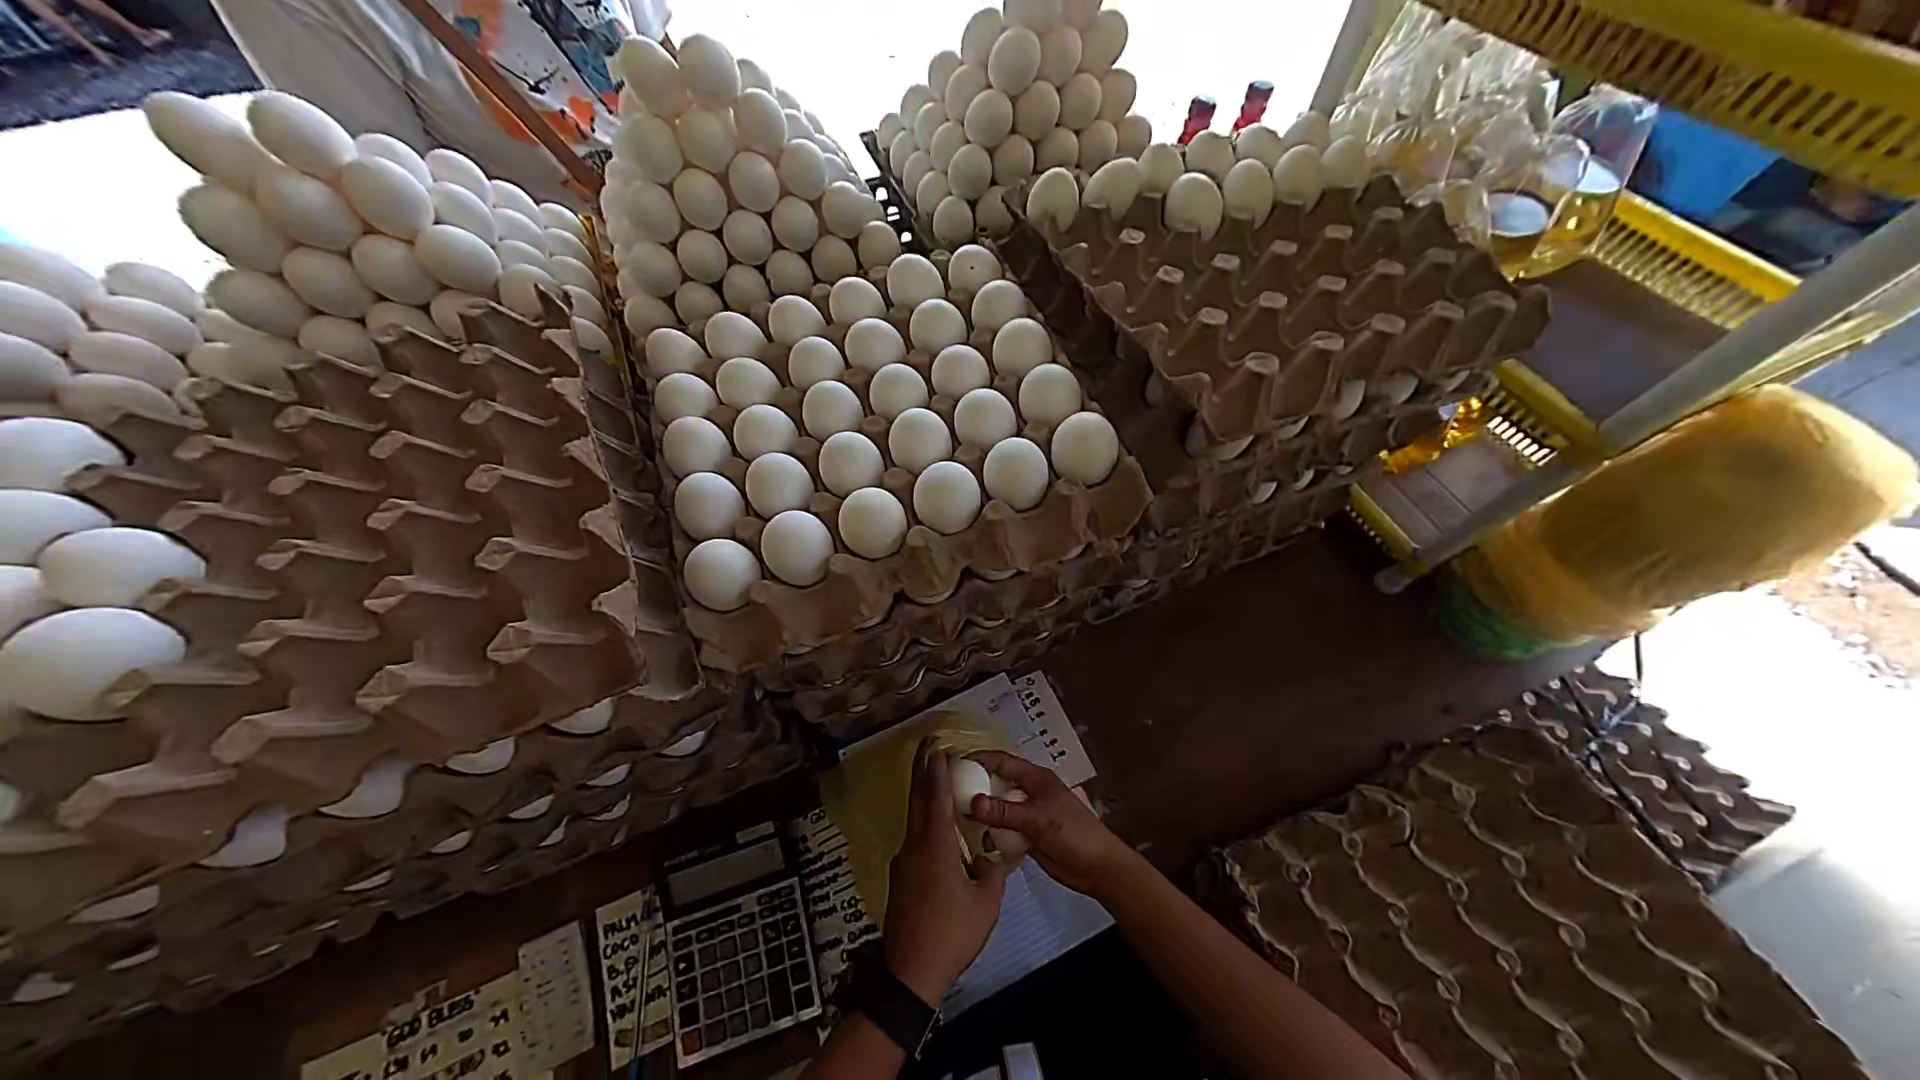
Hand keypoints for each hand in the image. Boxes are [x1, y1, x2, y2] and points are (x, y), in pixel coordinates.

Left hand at [883, 739, 1009, 1005]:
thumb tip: (985, 860)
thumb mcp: (986, 903)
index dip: (936, 769)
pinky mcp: (900, 879)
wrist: (910, 972)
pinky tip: (940, 837)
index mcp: (935, 845)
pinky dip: (925, 825)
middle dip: (922, 771)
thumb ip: (991, 873)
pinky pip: (915, 842)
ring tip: (938, 784)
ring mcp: (903, 862)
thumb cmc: (952, 933)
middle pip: (916, 799)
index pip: (934, 796)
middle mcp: (914, 846)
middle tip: (928, 747)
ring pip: (914, 821)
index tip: (937, 746)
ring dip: (924, 798)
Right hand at [967, 751, 1140, 897]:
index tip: (953, 764)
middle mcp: (1029, 792)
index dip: (978, 760)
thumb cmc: (1072, 834)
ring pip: (998, 808)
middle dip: (975, 787)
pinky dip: (990, 832)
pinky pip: (1003, 829)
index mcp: (1035, 778)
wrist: (1098, 868)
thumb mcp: (1037, 820)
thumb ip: (1004, 812)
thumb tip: (971, 802)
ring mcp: (1028, 814)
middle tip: (947, 794)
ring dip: (981, 812)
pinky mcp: (1027, 835)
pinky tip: (973, 838)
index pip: (1001, 762)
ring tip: (953, 816)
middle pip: (997, 784)